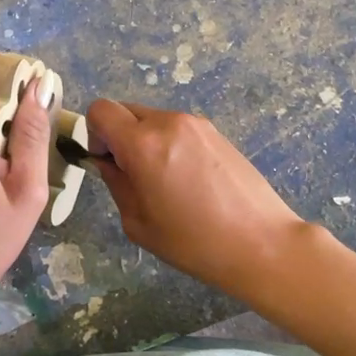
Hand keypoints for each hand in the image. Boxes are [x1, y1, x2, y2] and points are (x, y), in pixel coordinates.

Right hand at [86, 100, 313, 291]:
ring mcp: (197, 124)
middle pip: (126, 112)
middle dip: (120, 137)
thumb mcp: (137, 222)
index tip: (106, 161)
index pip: (101, 110)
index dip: (94, 133)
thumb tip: (109, 163)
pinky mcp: (217, 133)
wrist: (262, 244)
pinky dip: (171, 145)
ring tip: (166, 182)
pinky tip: (189, 181)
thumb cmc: (193, 242)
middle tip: (134, 175)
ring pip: (153, 120)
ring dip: (147, 141)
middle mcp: (168, 123)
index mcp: (143, 144)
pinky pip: (178, 129)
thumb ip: (116, 183)